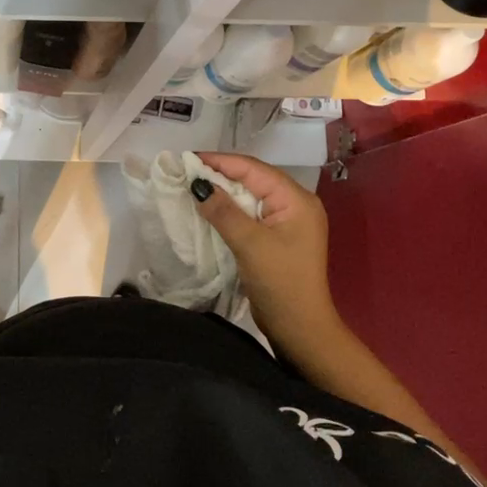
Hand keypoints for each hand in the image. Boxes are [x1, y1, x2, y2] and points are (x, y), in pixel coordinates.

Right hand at [192, 152, 335, 332]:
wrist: (299, 328)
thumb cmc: (280, 282)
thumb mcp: (249, 244)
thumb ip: (224, 211)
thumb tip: (198, 185)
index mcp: (297, 200)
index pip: (254, 169)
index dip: (221, 161)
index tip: (188, 159)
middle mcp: (296, 204)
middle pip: (253, 179)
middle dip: (220, 174)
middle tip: (186, 172)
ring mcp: (287, 222)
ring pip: (250, 196)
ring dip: (224, 192)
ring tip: (193, 187)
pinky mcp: (277, 237)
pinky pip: (250, 213)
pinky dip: (230, 209)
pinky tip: (210, 209)